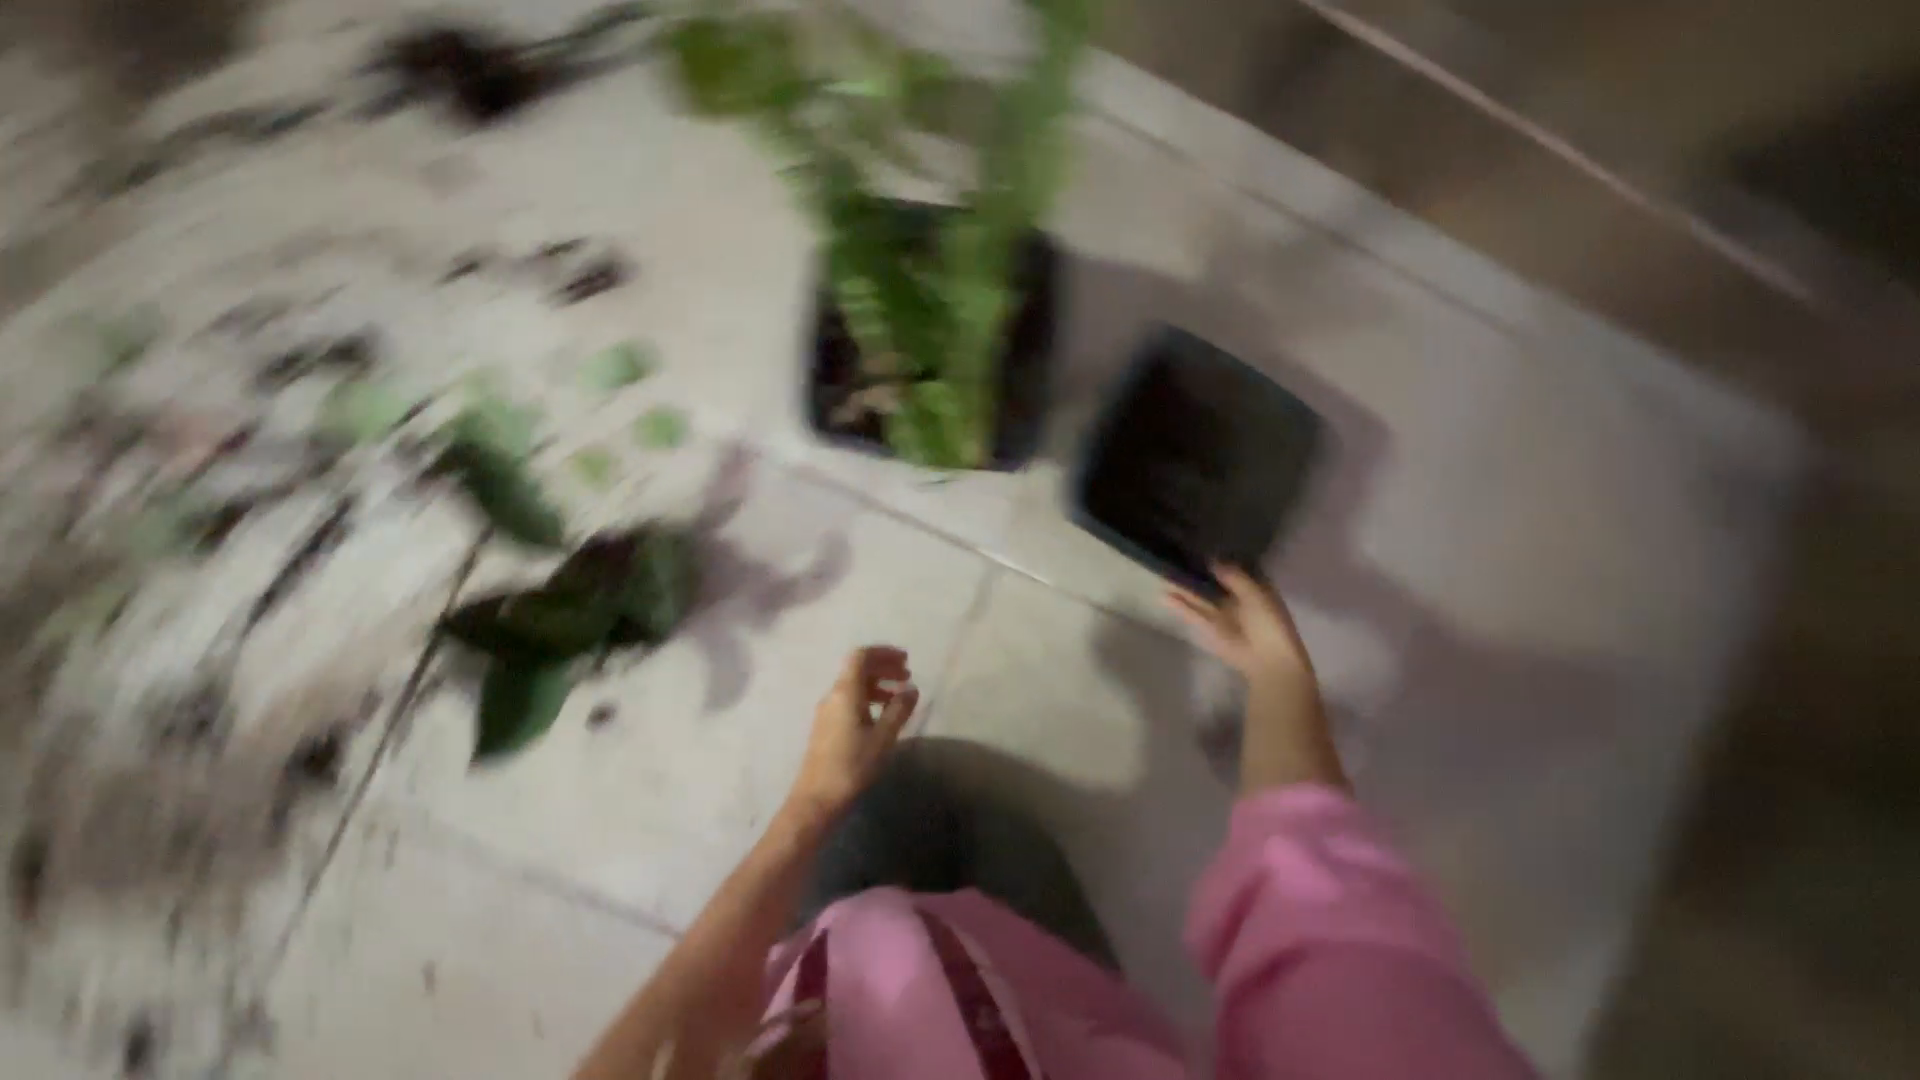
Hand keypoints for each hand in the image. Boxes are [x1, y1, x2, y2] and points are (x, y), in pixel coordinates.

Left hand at [783, 646, 919, 824]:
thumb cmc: (853, 765)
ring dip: (877, 685)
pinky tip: (881, 716)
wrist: (817, 798)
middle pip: (857, 669)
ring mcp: (826, 712)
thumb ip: (899, 709)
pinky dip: (867, 699)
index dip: (884, 653)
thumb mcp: (883, 737)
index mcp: (845, 691)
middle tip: (907, 675)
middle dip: (883, 668)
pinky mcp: (825, 727)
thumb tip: (912, 689)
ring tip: (899, 697)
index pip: (861, 656)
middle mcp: (833, 695)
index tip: (905, 660)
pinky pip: (848, 701)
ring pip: (853, 686)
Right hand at [1168, 564, 1344, 792]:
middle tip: (1177, 562)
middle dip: (1198, 577)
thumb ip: (1236, 578)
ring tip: (1163, 578)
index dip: (1219, 564)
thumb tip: (1214, 562)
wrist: (1271, 663)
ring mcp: (1224, 619)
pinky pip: (1195, 616)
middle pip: (1215, 586)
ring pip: (1202, 600)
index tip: (1201, 552)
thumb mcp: (1256, 595)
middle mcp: (1238, 603)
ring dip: (1184, 591)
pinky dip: (1181, 608)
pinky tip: (1165, 597)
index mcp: (1256, 592)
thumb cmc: (1270, 625)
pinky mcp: (1211, 633)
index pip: (1236, 573)